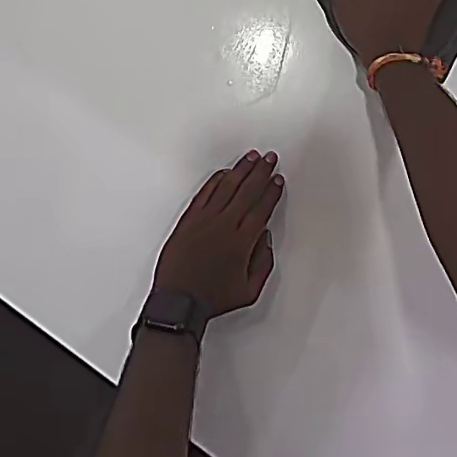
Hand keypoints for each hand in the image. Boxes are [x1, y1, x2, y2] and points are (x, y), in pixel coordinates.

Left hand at [153, 151, 283, 315]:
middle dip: (261, 172)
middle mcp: (224, 225)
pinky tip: (225, 172)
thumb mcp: (249, 291)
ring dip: (241, 169)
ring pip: (227, 186)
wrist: (178, 300)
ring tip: (251, 157)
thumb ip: (263, 263)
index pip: (261, 208)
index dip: (271, 191)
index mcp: (241, 242)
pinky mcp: (189, 218)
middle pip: (247, 191)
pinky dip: (216, 180)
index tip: (278, 179)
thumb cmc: (211, 298)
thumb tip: (266, 239)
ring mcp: (205, 219)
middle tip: (270, 159)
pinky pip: (205, 192)